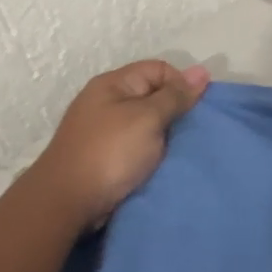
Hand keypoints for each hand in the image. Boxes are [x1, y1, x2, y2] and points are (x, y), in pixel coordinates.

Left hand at [28, 60, 210, 226]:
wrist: (69, 201)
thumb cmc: (110, 153)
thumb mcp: (148, 118)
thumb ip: (175, 96)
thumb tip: (201, 71)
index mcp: (114, 84)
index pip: (160, 70)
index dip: (181, 85)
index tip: (193, 112)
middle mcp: (109, 102)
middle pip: (155, 95)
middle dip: (177, 112)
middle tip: (191, 132)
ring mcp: (108, 130)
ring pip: (151, 123)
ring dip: (168, 135)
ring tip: (183, 149)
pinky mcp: (110, 155)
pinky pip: (142, 145)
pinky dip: (156, 152)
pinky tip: (167, 162)